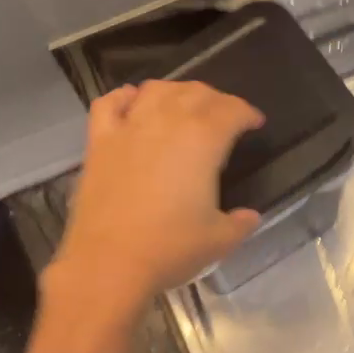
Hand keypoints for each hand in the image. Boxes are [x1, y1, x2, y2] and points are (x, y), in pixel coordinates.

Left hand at [51, 80, 264, 302]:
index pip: (230, 112)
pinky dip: (125, 96)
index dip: (246, 113)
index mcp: (202, 142)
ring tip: (183, 104)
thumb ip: (239, 223)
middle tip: (224, 115)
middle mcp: (166, 123)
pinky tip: (133, 101)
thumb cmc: (171, 249)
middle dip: (216, 99)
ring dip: (175, 91)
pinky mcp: (99, 143)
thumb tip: (250, 216)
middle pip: (195, 94)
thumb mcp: (218, 241)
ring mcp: (128, 129)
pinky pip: (110, 104)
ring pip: (156, 90)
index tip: (254, 122)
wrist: (110, 261)